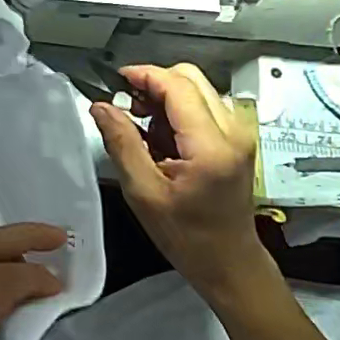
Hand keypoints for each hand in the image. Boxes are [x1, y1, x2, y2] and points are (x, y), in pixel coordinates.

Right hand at [90, 64, 275, 308]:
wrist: (231, 263)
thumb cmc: (187, 237)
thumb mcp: (144, 194)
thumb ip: (122, 144)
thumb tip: (101, 107)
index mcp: (211, 145)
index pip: (178, 86)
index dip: (145, 75)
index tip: (116, 81)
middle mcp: (233, 130)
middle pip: (191, 78)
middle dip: (154, 83)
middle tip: (127, 106)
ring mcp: (239, 133)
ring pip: (198, 89)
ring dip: (166, 97)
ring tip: (141, 125)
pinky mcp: (237, 139)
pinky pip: (204, 105)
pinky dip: (178, 110)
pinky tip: (161, 137)